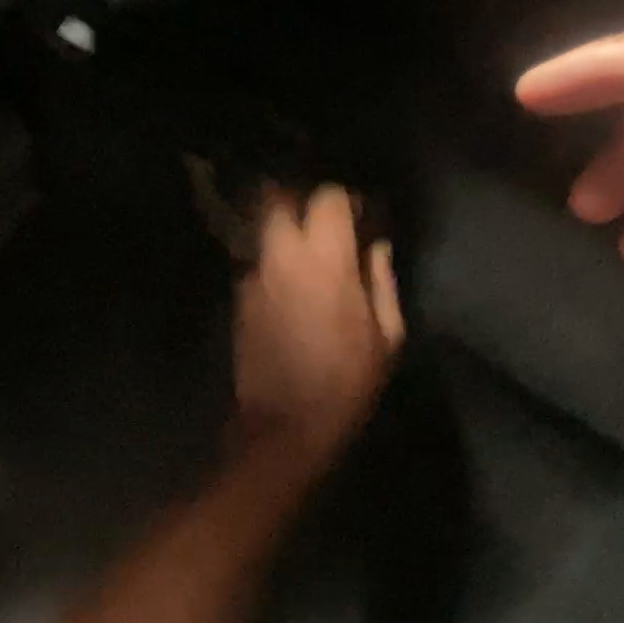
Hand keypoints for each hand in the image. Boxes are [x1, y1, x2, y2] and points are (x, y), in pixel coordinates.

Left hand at [234, 185, 404, 451]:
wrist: (284, 425)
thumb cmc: (346, 383)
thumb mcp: (386, 336)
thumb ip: (381, 280)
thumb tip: (375, 245)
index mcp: (325, 261)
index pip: (326, 197)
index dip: (344, 200)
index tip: (358, 218)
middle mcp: (281, 258)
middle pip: (278, 199)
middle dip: (299, 201)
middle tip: (322, 221)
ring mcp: (252, 278)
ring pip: (262, 231)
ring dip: (282, 232)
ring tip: (305, 254)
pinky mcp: (237, 301)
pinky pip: (256, 265)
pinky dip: (271, 265)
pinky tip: (288, 290)